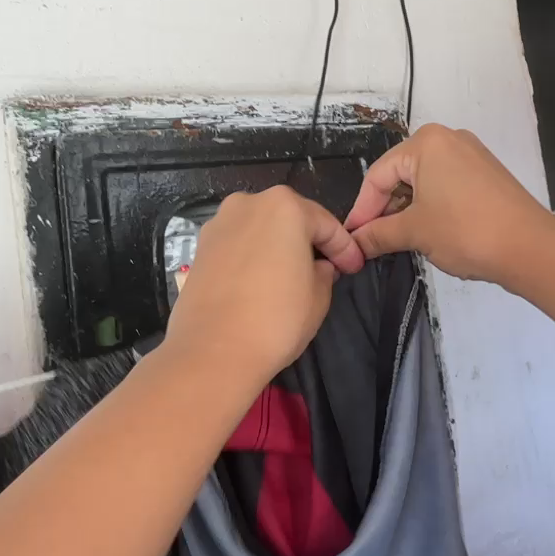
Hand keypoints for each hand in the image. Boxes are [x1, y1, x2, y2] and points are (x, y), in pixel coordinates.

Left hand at [162, 186, 365, 385]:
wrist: (213, 352)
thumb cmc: (276, 319)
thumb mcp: (319, 296)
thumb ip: (325, 272)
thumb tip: (320, 266)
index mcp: (284, 206)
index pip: (326, 225)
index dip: (345, 249)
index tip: (355, 268)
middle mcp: (248, 203)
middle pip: (289, 219)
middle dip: (309, 241)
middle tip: (327, 268)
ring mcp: (219, 223)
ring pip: (260, 229)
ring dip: (278, 246)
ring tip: (291, 274)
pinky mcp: (199, 247)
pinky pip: (237, 245)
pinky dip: (252, 256)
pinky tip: (260, 280)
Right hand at [344, 124, 554, 285]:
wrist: (529, 247)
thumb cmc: (464, 232)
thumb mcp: (414, 233)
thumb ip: (378, 234)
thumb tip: (354, 244)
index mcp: (425, 142)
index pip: (378, 175)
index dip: (362, 210)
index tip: (352, 238)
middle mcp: (448, 138)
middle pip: (400, 174)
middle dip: (385, 208)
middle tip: (372, 240)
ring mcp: (471, 153)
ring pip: (424, 180)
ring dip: (407, 209)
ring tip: (398, 239)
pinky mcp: (486, 172)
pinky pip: (446, 184)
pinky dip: (431, 205)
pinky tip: (428, 230)